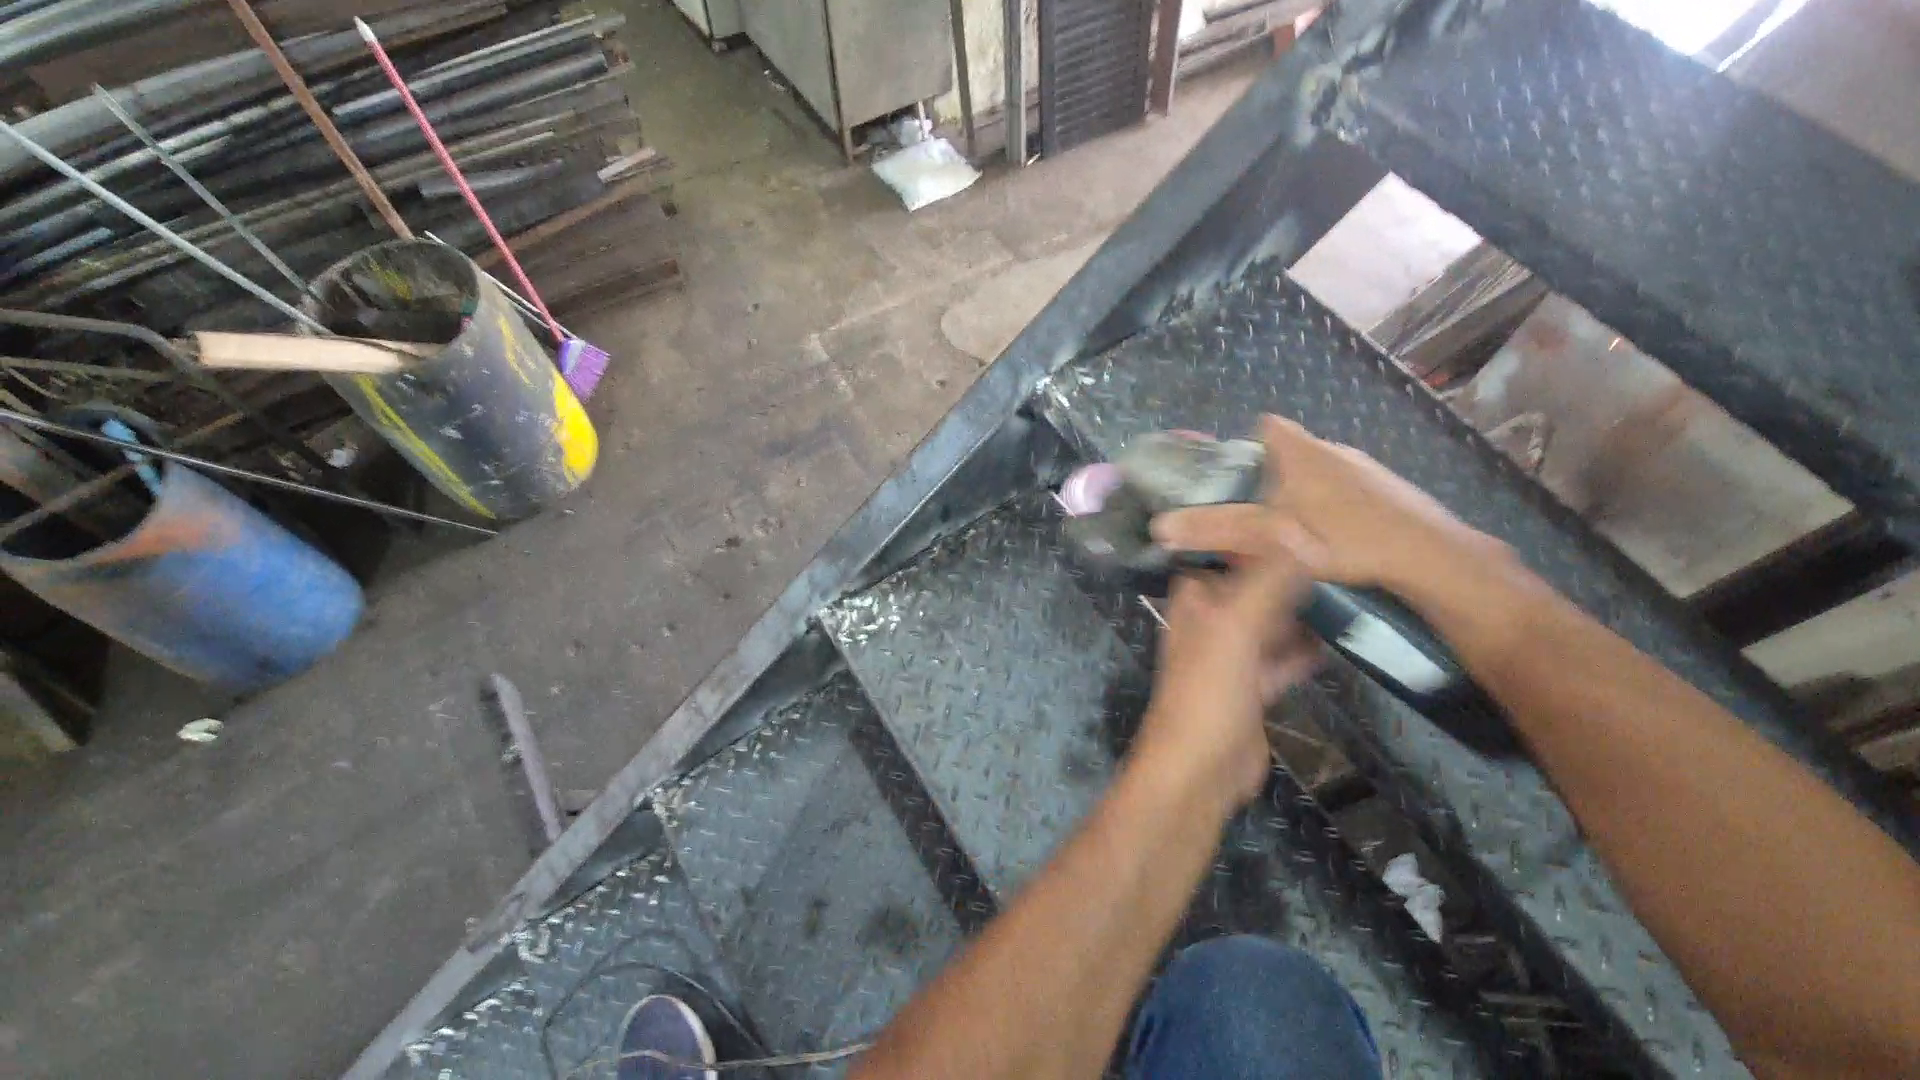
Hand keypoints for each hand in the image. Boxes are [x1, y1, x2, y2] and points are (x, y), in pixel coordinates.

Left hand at [1131, 525, 1320, 812]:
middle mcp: (1210, 624)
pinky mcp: (1253, 690)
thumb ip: (1267, 581)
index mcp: (1194, 603)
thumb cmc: (1208, 692)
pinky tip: (1337, 640)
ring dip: (1299, 612)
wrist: (1200, 770)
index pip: (1221, 554)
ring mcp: (1231, 658)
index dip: (1252, 536)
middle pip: (1250, 587)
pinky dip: (1305, 650)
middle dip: (1285, 573)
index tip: (1297, 517)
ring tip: (1346, 592)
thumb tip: (1303, 536)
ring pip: (1270, 623)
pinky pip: (1282, 660)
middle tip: (1335, 555)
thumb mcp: (1236, 626)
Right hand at [1152, 415, 1497, 595]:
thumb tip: (1161, 527)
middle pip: (1287, 454)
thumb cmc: (1347, 538)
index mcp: (1302, 451)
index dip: (1244, 449)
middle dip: (1268, 481)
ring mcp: (1366, 469)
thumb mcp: (1274, 538)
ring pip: (1318, 475)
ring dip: (1301, 498)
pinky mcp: (1388, 492)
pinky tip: (1335, 546)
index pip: (1266, 427)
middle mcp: (1333, 449)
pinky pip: (1345, 493)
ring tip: (1291, 539)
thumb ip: (1219, 529)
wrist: (1432, 557)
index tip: (1233, 482)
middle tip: (1254, 520)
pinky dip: (1333, 512)